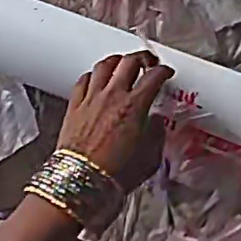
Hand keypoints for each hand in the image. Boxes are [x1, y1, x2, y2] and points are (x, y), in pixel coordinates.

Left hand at [59, 52, 173, 189]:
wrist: (80, 182)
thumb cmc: (113, 174)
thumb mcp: (150, 157)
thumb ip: (157, 134)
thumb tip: (157, 123)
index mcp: (135, 106)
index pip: (154, 76)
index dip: (163, 71)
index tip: (166, 72)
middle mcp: (113, 96)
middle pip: (129, 62)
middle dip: (142, 58)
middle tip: (147, 61)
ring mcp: (92, 98)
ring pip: (104, 65)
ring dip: (116, 60)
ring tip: (122, 62)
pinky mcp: (75, 106)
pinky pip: (84, 79)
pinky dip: (93, 74)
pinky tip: (96, 78)